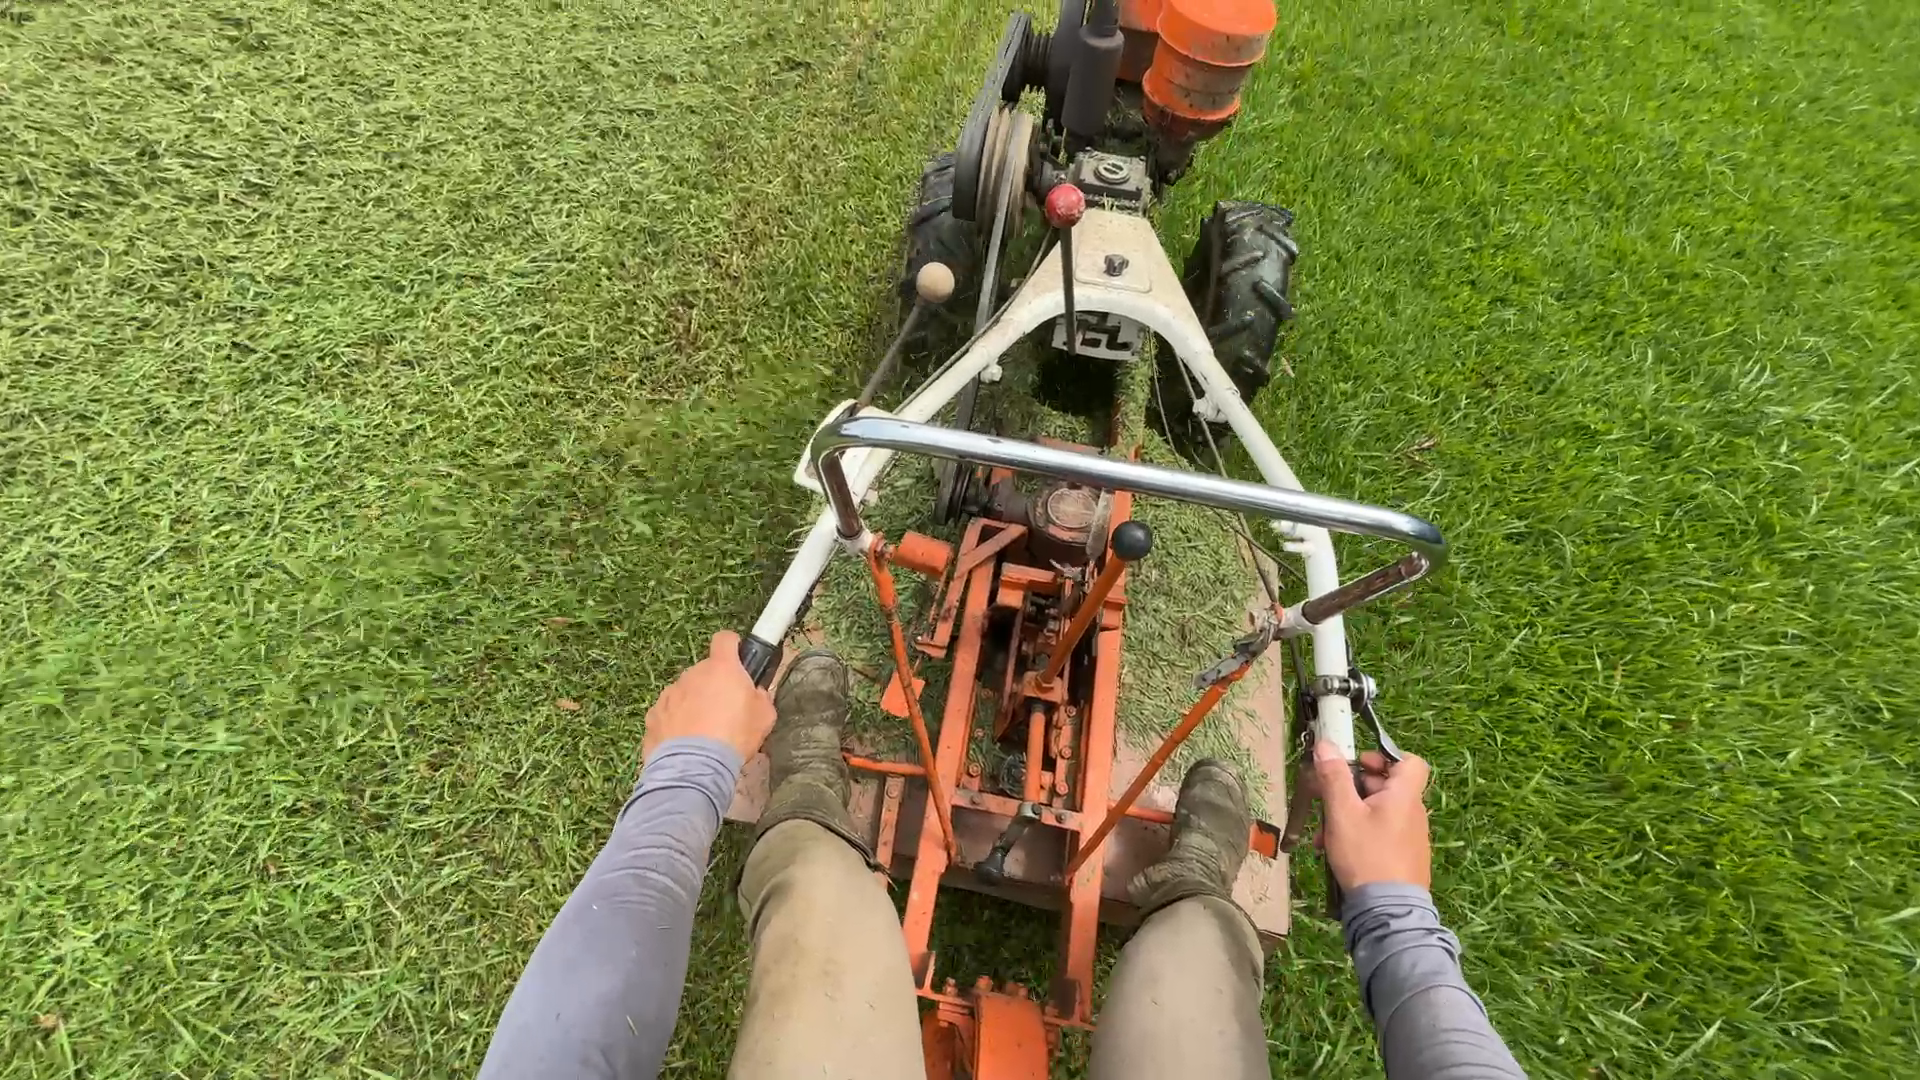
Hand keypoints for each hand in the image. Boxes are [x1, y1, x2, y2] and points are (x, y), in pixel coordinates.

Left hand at [641, 631, 776, 764]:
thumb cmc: (735, 736)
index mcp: (722, 668)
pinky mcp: (653, 715)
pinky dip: (676, 722)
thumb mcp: (765, 716)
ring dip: (694, 703)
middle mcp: (693, 674)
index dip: (733, 646)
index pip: (725, 639)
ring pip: (685, 691)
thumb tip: (754, 692)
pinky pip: (669, 712)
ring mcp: (669, 694)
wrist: (694, 768)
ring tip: (703, 732)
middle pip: (705, 670)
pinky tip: (686, 743)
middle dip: (714, 685)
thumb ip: (760, 696)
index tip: (738, 660)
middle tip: (726, 710)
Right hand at [1313, 740, 1432, 889]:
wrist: (1387, 912)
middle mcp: (1411, 813)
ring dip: (1348, 810)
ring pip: (1376, 808)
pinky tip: (1332, 845)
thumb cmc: (1366, 854)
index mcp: (1404, 797)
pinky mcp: (1401, 854)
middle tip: (1328, 794)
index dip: (1384, 756)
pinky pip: (1378, 830)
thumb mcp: (1342, 812)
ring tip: (1324, 827)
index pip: (1410, 762)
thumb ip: (1334, 776)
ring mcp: (1408, 835)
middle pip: (1385, 784)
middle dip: (1352, 785)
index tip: (1357, 763)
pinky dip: (1356, 829)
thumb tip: (1327, 744)